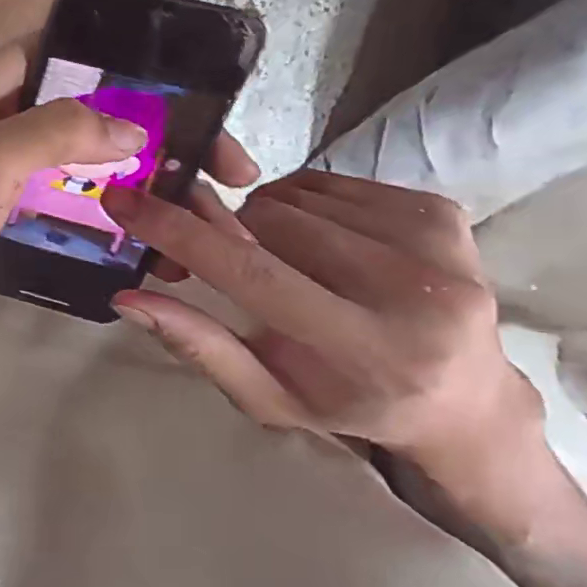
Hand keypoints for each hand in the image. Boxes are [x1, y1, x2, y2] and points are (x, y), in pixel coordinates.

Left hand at [0, 41, 259, 274]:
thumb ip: (51, 133)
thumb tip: (137, 128)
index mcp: (11, 72)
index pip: (92, 43)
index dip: (152, 63)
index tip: (206, 100)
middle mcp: (31, 95)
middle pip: (118, 96)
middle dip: (177, 131)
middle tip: (228, 172)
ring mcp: (39, 137)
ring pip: (115, 140)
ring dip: (163, 172)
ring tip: (211, 217)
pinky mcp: (44, 174)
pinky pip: (99, 176)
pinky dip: (133, 198)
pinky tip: (167, 236)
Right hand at [105, 170, 540, 464]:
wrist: (464, 400)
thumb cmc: (347, 404)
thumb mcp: (264, 394)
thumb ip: (198, 344)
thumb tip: (126, 298)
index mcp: (364, 350)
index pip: (250, 272)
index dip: (177, 231)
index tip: (123, 199)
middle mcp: (413, 293)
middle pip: (267, 220)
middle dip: (232, 231)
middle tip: (231, 258)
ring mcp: (437, 246)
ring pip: (293, 195)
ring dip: (266, 219)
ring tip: (284, 257)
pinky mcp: (443, 214)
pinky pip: (329, 182)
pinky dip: (302, 203)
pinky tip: (319, 241)